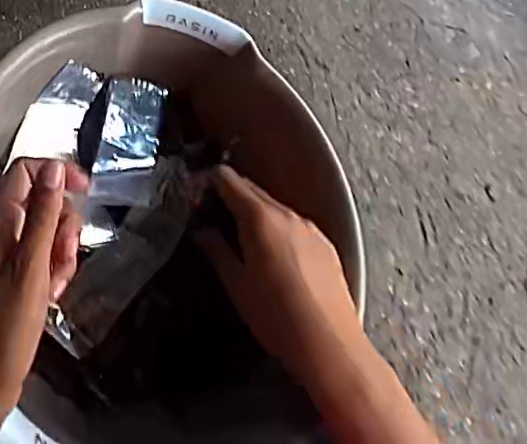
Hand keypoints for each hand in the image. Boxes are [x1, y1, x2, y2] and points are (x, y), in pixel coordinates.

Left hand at [0, 157, 85, 439]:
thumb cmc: (6, 326)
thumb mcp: (32, 264)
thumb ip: (44, 212)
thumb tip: (54, 168)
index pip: (26, 170)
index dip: (56, 172)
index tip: (84, 189)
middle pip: (40, 199)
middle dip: (62, 222)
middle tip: (66, 252)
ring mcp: (0, 252)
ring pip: (43, 228)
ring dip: (60, 249)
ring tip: (57, 279)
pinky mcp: (8, 273)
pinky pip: (38, 253)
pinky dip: (51, 267)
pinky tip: (51, 292)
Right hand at [196, 164, 362, 388]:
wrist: (329, 346)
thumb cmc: (278, 319)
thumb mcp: (237, 286)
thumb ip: (216, 251)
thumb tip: (203, 232)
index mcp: (260, 218)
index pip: (229, 180)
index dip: (209, 180)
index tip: (196, 190)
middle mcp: (286, 214)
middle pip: (252, 189)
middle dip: (230, 194)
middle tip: (212, 211)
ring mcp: (309, 228)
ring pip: (274, 208)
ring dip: (255, 213)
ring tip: (241, 238)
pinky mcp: (324, 244)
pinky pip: (294, 226)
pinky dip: (278, 230)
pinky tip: (274, 257)